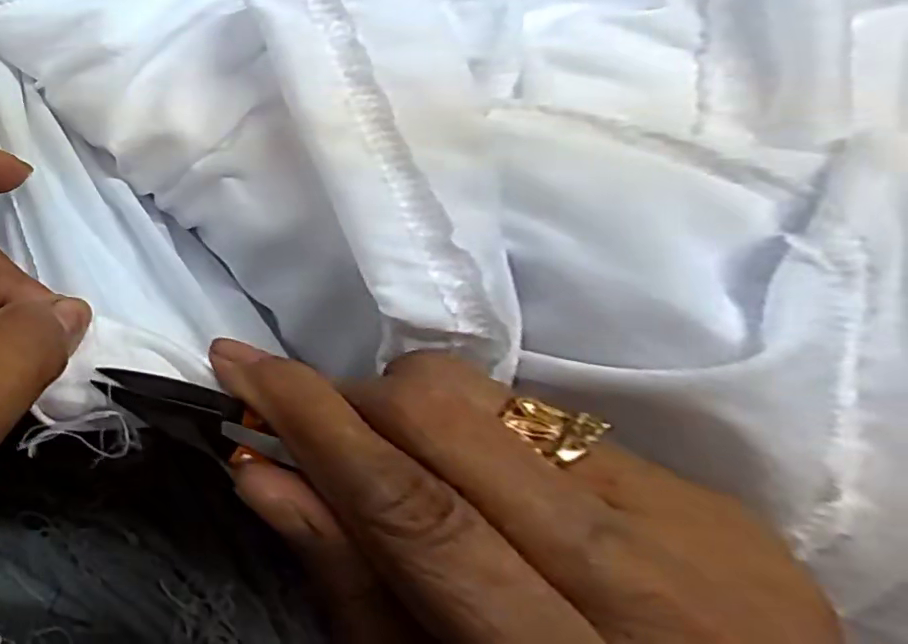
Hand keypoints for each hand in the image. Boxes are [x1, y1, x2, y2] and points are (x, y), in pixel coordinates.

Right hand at [209, 341, 839, 642]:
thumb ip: (349, 581)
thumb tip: (256, 470)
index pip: (415, 509)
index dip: (314, 425)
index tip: (235, 362)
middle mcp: (657, 591)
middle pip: (448, 420)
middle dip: (350, 399)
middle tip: (313, 425)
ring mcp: (701, 535)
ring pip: (491, 395)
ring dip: (410, 410)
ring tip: (405, 459)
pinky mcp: (718, 505)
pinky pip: (545, 417)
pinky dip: (481, 432)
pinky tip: (493, 485)